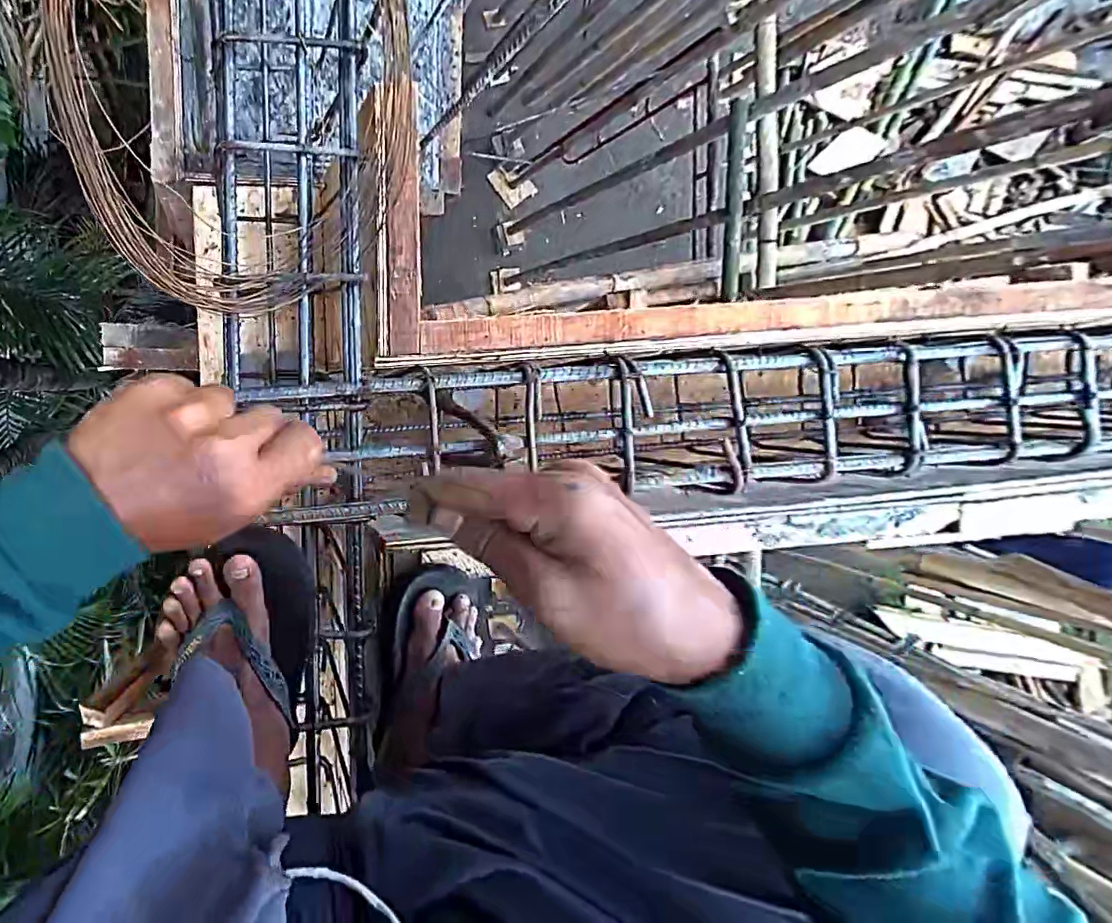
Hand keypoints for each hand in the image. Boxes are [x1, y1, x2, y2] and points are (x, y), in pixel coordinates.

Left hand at [68, 375, 334, 551]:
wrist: (85, 505)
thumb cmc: (157, 522)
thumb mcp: (222, 518)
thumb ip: (272, 487)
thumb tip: (320, 469)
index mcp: (244, 487)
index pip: (304, 441)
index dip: (294, 444)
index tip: (280, 447)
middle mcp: (222, 445)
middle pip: (267, 416)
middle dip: (249, 431)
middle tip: (218, 450)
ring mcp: (187, 411)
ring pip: (225, 397)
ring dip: (210, 415)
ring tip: (177, 438)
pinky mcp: (156, 387)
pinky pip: (186, 386)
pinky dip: (176, 402)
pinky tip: (155, 425)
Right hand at [412, 461, 742, 684]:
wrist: (710, 637)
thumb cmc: (629, 623)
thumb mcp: (545, 592)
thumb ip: (487, 542)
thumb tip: (437, 512)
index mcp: (555, 494)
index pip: (467, 484)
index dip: (428, 498)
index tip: (401, 516)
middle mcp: (567, 473)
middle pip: (486, 485)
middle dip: (460, 513)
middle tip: (452, 553)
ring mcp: (582, 481)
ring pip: (507, 493)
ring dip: (489, 520)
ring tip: (499, 563)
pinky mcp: (590, 494)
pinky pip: (531, 499)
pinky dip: (515, 521)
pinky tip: (526, 553)